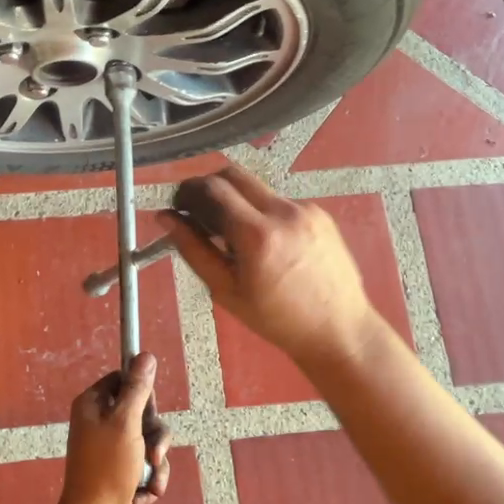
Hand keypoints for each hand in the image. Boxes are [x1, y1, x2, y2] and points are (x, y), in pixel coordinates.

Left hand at [59, 353, 170, 503]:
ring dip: (156, 463)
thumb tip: (146, 355)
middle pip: (141, 413)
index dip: (142, 394)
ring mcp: (109, 448)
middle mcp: (99, 422)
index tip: (149, 409)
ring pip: (148, 441)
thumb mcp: (126, 423)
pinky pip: (145, 464)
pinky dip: (149, 479)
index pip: (122, 381)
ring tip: (152, 481)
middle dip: (154, 437)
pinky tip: (146, 494)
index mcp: (93, 404)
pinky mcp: (119, 470)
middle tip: (153, 452)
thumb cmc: (107, 466)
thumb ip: (138, 389)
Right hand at [159, 167, 387, 366]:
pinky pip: (278, 201)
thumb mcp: (225, 289)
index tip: (179, 207)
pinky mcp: (319, 212)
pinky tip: (264, 244)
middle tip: (197, 212)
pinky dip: (260, 212)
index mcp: (256, 235)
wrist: (338, 330)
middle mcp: (283, 212)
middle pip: (233, 174)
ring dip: (235, 201)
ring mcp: (305, 209)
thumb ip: (193, 249)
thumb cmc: (276, 319)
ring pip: (256, 187)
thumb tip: (165, 218)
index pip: (212, 188)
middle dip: (208, 186)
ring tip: (232, 236)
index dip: (188, 191)